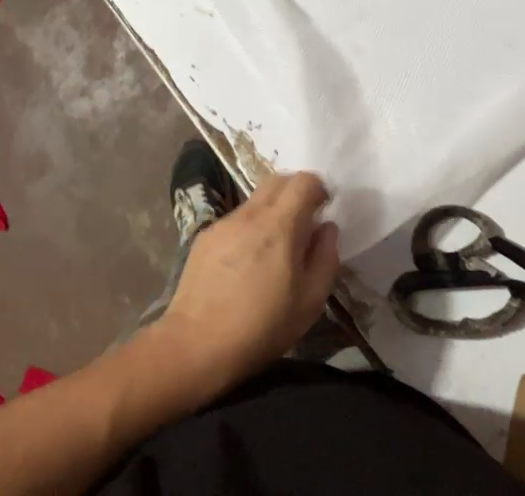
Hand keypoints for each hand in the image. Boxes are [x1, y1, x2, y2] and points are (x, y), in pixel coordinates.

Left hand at [159, 171, 340, 386]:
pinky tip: (246, 263)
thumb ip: (326, 258)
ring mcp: (223, 224)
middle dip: (295, 192)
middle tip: (304, 222)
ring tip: (274, 249)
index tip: (323, 210)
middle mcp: (250, 215)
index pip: (303, 181)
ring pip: (255, 201)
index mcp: (280, 226)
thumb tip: (327, 228)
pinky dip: (249, 228)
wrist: (197, 344)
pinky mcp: (205, 237)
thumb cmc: (262, 327)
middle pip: (277, 180)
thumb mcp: (310, 302)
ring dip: (272, 211)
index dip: (318, 189)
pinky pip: (235, 220)